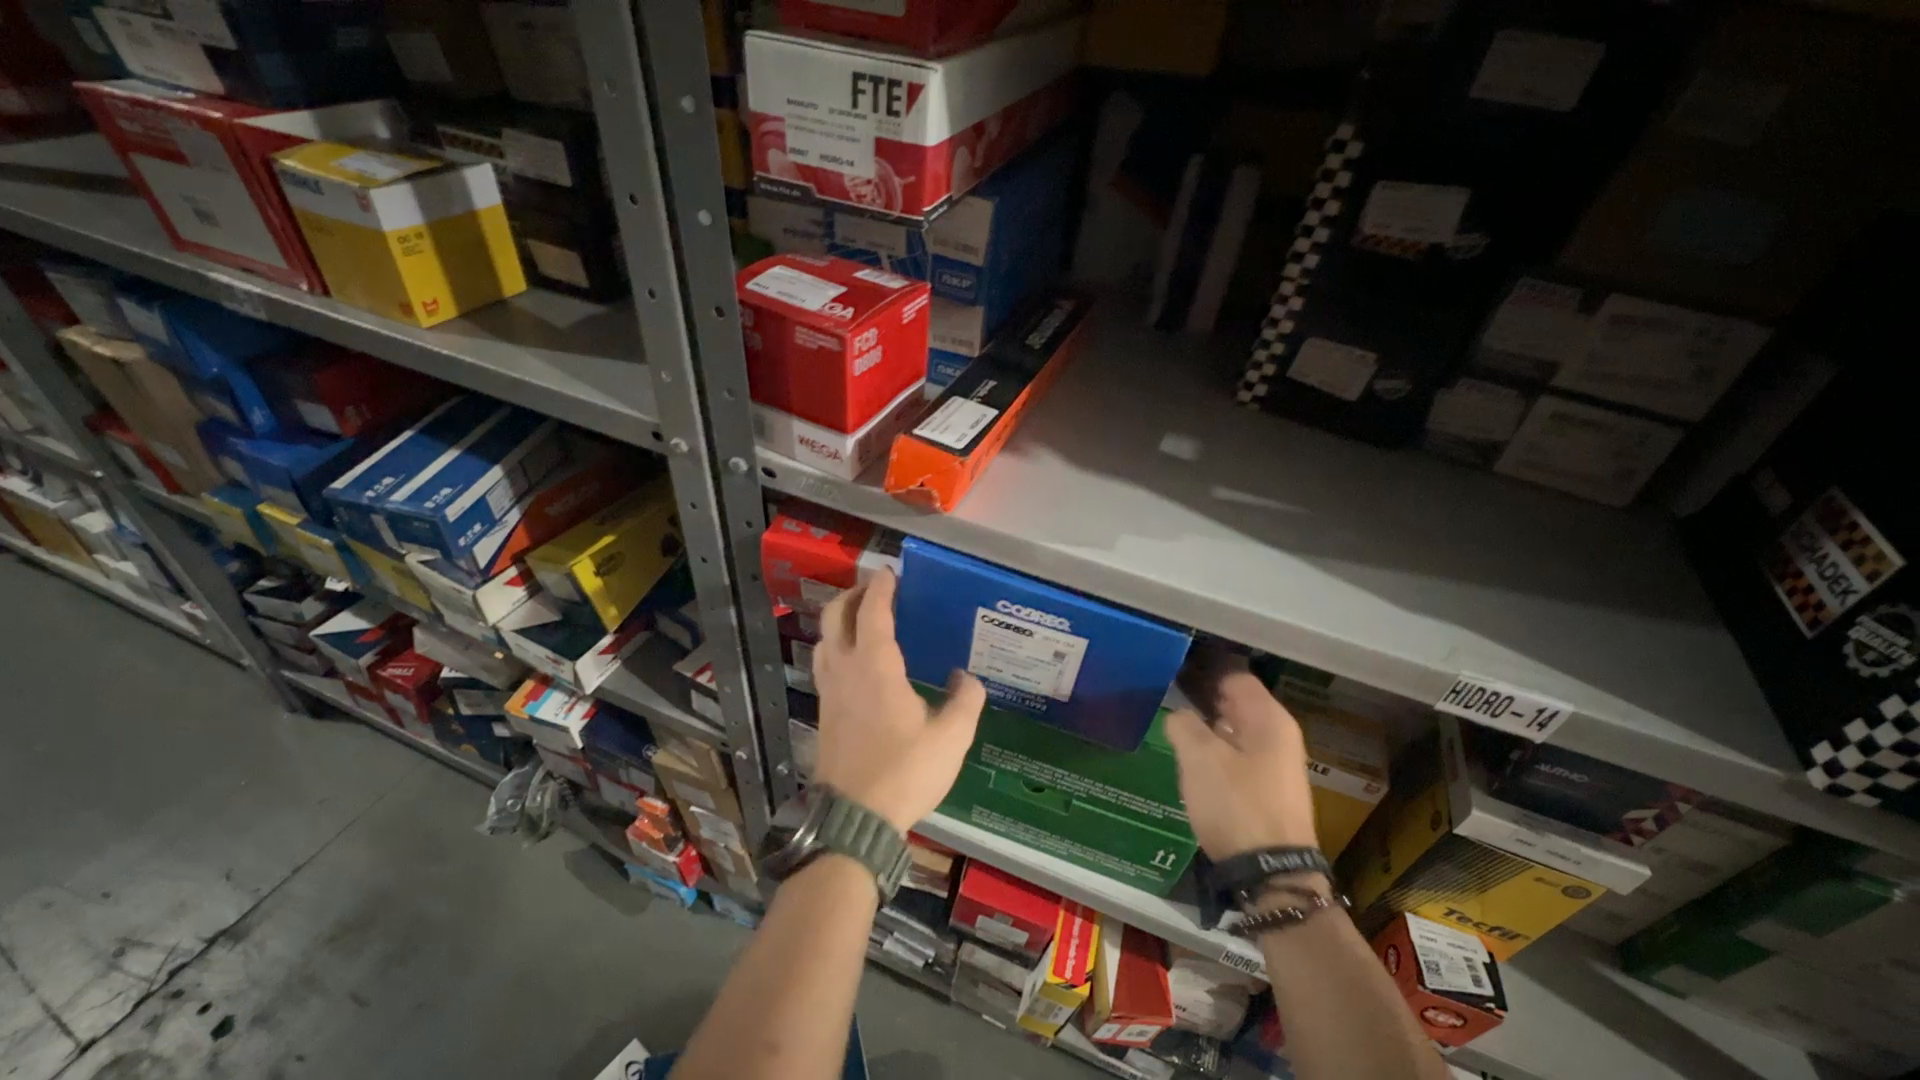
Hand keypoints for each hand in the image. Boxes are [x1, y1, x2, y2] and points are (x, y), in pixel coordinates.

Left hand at [812, 570, 985, 831]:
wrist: (856, 818)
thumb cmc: (905, 772)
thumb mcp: (951, 738)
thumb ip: (966, 701)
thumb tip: (967, 678)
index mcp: (875, 667)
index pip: (873, 612)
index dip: (881, 588)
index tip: (890, 572)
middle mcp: (845, 671)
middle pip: (835, 617)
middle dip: (851, 595)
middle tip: (873, 589)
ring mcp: (829, 693)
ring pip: (824, 641)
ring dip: (839, 621)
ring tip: (861, 620)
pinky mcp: (825, 715)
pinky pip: (825, 665)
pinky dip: (837, 648)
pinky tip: (855, 664)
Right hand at [1165, 672, 1318, 857]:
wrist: (1271, 871)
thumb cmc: (1236, 804)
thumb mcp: (1200, 760)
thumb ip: (1184, 726)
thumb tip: (1178, 714)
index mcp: (1269, 719)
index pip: (1235, 677)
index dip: (1204, 672)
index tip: (1173, 672)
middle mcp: (1280, 736)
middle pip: (1238, 704)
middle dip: (1204, 700)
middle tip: (1167, 699)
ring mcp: (1278, 766)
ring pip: (1238, 733)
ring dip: (1210, 730)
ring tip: (1176, 731)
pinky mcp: (1270, 792)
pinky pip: (1240, 758)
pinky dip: (1219, 754)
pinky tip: (1196, 765)